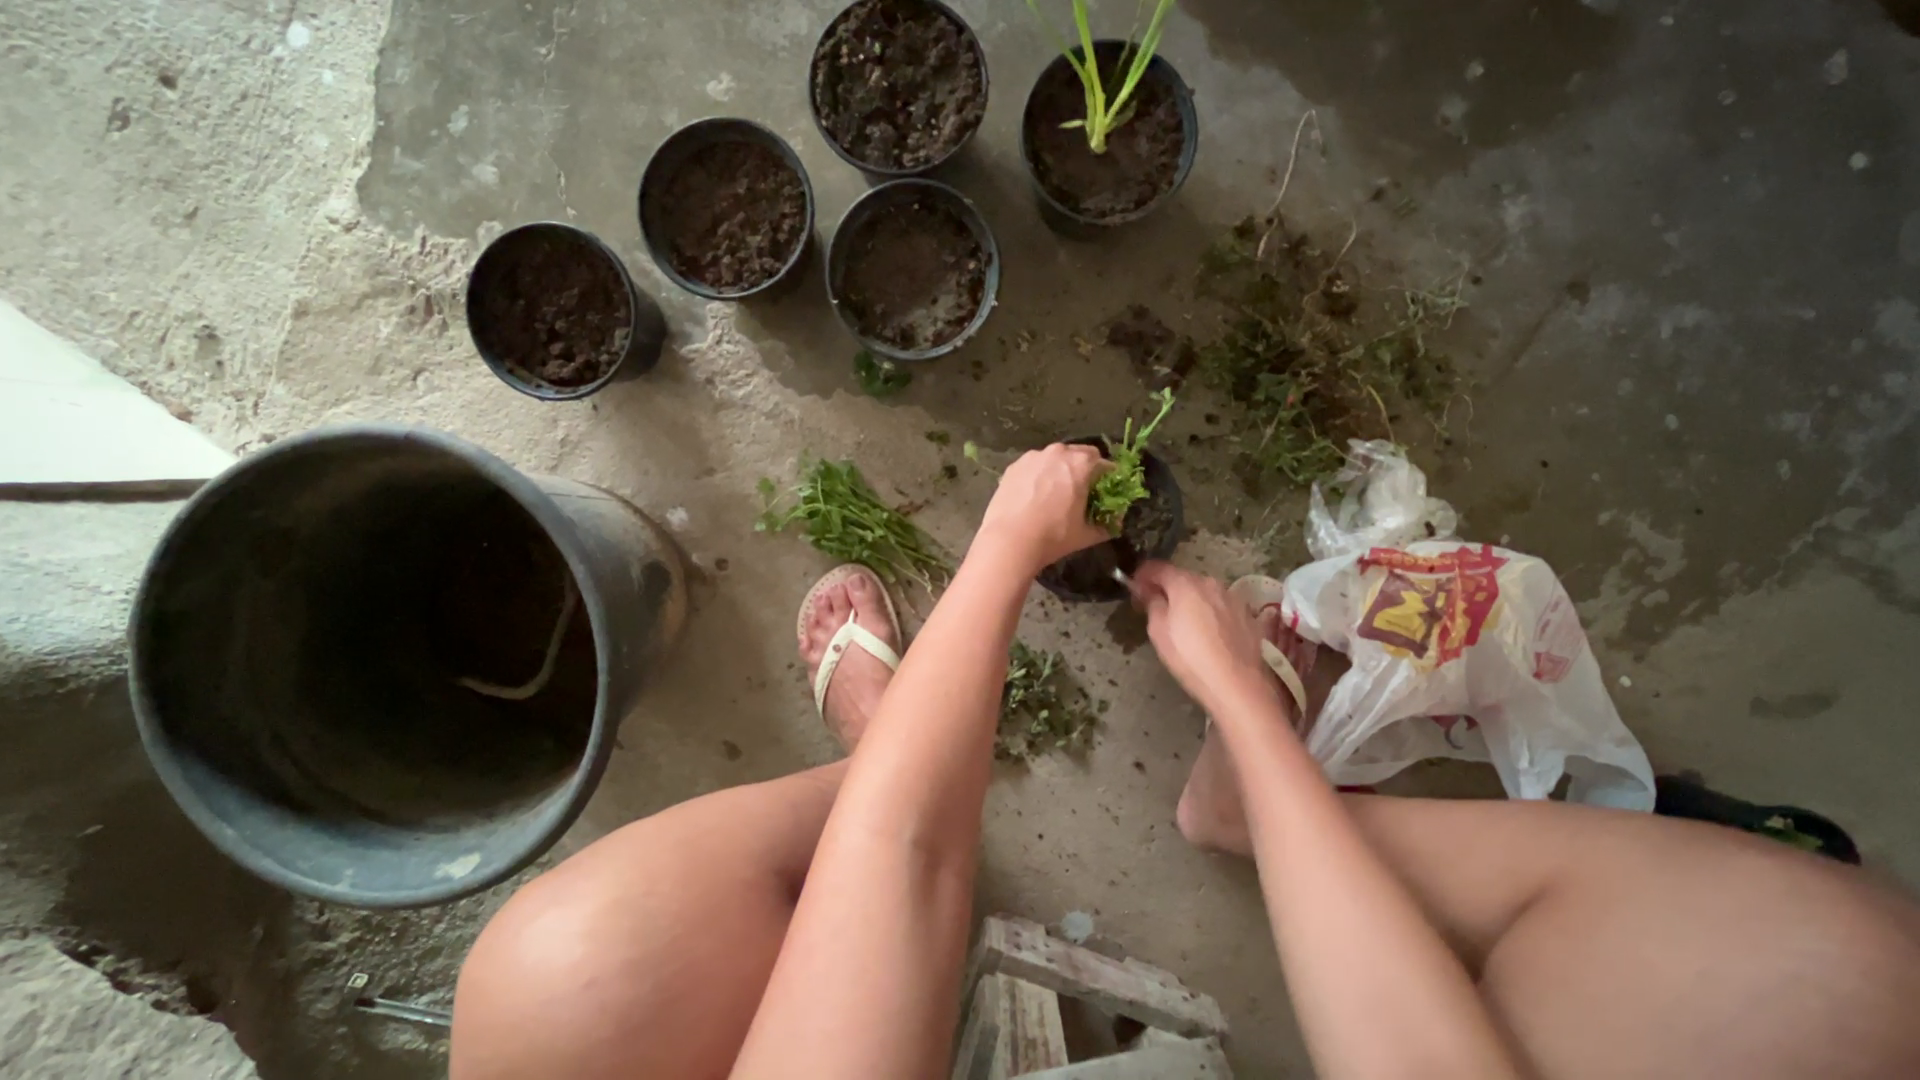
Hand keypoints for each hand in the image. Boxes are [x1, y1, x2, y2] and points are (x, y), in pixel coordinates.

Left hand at [974, 443, 1110, 572]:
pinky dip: (1038, 475)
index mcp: (1082, 463)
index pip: (1104, 464)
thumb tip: (1116, 521)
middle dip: (1084, 469)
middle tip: (1080, 492)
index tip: (1105, 492)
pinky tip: (1033, 495)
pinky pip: (1034, 466)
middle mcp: (1058, 452)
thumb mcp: (1086, 534)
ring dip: (1059, 470)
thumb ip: (1107, 525)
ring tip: (1054, 494)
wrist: (1009, 541)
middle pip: (1079, 455)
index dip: (1107, 479)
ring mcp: (1033, 457)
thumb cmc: (1053, 536)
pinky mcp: (1014, 466)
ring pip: (1054, 458)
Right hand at [1131, 562, 1271, 712]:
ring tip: (1185, 624)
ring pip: (1205, 593)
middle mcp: (1212, 584)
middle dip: (1168, 589)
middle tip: (1156, 608)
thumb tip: (1148, 591)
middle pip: (1183, 579)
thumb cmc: (1190, 658)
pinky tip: (1209, 634)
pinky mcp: (1248, 615)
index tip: (1134, 587)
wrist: (1236, 684)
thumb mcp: (1158, 632)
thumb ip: (1152, 604)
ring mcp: (1233, 598)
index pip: (1158, 568)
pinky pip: (1222, 607)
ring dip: (1191, 601)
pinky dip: (1211, 613)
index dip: (1142, 575)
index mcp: (1186, 584)